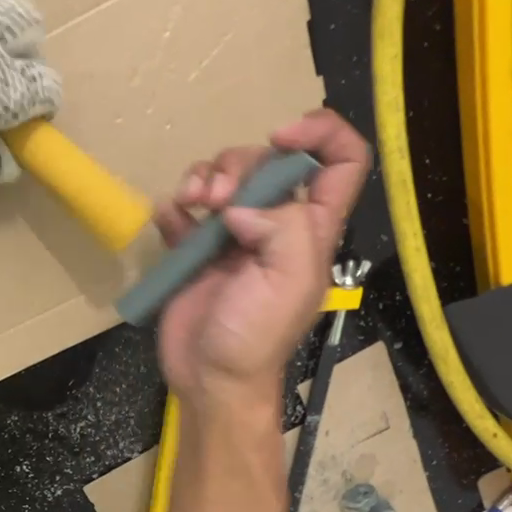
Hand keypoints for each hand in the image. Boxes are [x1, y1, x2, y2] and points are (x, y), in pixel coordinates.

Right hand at [154, 110, 370, 411]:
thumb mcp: (291, 278)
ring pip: (224, 180)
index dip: (320, 134)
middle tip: (216, 199)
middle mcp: (274, 225)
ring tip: (190, 203)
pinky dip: (174, 206)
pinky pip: (185, 212)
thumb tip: (239, 208)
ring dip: (203, 178)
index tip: (281, 137)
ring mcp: (232, 238)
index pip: (341, 160)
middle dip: (238, 165)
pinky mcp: (194, 253)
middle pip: (268, 162)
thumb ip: (283, 226)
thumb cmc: (257, 335)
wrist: (210, 377)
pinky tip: (169, 217)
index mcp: (311, 227)